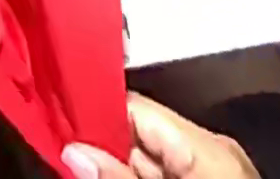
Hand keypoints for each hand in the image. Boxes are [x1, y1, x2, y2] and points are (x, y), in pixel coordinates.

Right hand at [61, 93, 258, 178]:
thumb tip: (76, 152)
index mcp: (206, 147)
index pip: (138, 107)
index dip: (98, 114)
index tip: (63, 127)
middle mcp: (212, 152)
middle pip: (142, 137)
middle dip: (106, 151)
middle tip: (69, 161)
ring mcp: (215, 173)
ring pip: (152, 162)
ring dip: (121, 172)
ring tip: (83, 172)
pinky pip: (168, 177)